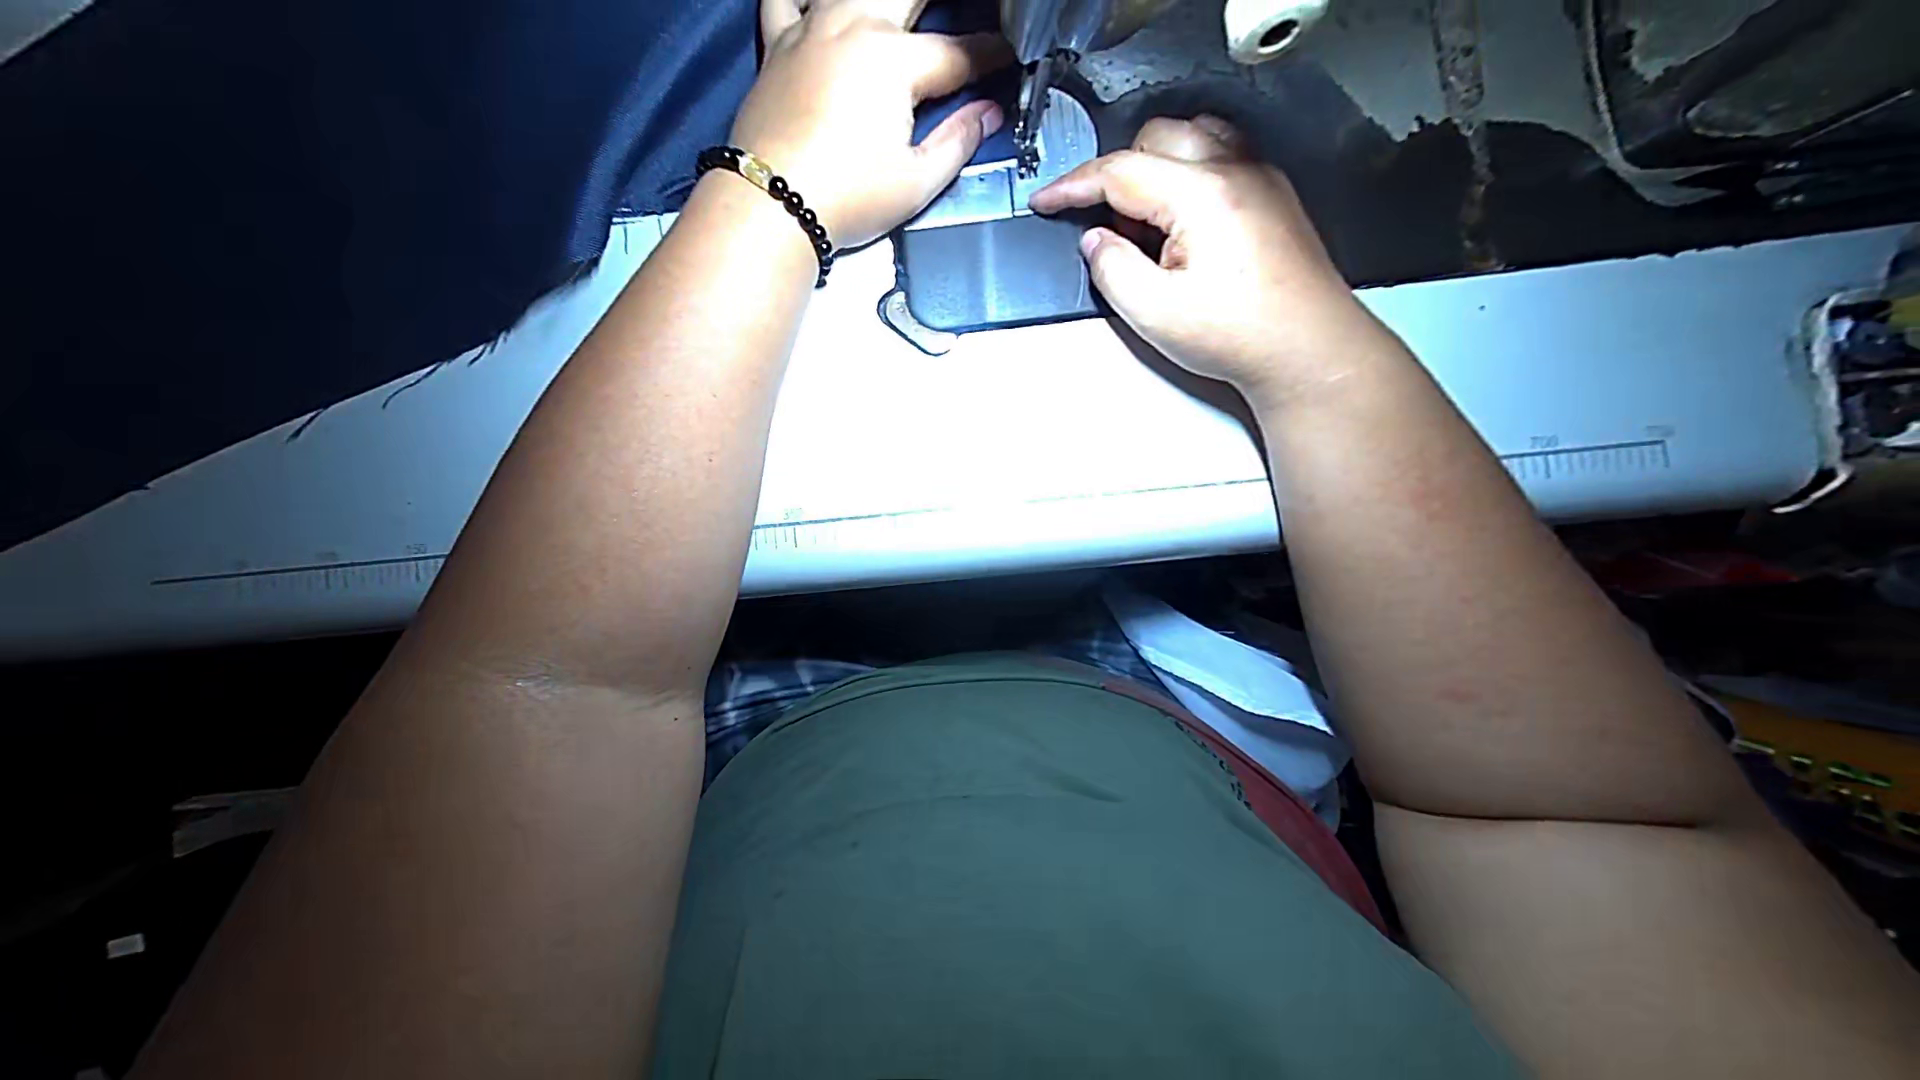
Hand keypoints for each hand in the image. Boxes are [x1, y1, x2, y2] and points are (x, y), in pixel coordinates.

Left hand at [733, 0, 1011, 248]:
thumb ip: (958, 142)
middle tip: (959, 12)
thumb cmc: (847, 197)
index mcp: (895, 61)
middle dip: (939, 2)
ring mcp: (810, 29)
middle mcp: (853, 26)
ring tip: (898, 10)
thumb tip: (987, 115)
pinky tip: (820, 4)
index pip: (957, 54)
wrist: (772, 204)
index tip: (1008, 59)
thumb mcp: (917, 181)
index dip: (989, 58)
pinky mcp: (776, 44)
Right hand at [1029, 115, 1400, 404]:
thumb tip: (1095, 243)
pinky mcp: (1269, 196)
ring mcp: (1258, 179)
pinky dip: (1185, 177)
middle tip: (1102, 228)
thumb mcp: (1153, 313)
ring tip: (1144, 228)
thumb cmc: (1245, 336)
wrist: (1306, 352)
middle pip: (1154, 139)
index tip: (1047, 200)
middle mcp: (1236, 171)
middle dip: (1115, 176)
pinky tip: (1180, 226)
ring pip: (1189, 139)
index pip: (1120, 170)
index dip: (1073, 186)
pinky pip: (1218, 158)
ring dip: (1153, 170)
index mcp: (1203, 195)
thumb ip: (1111, 269)